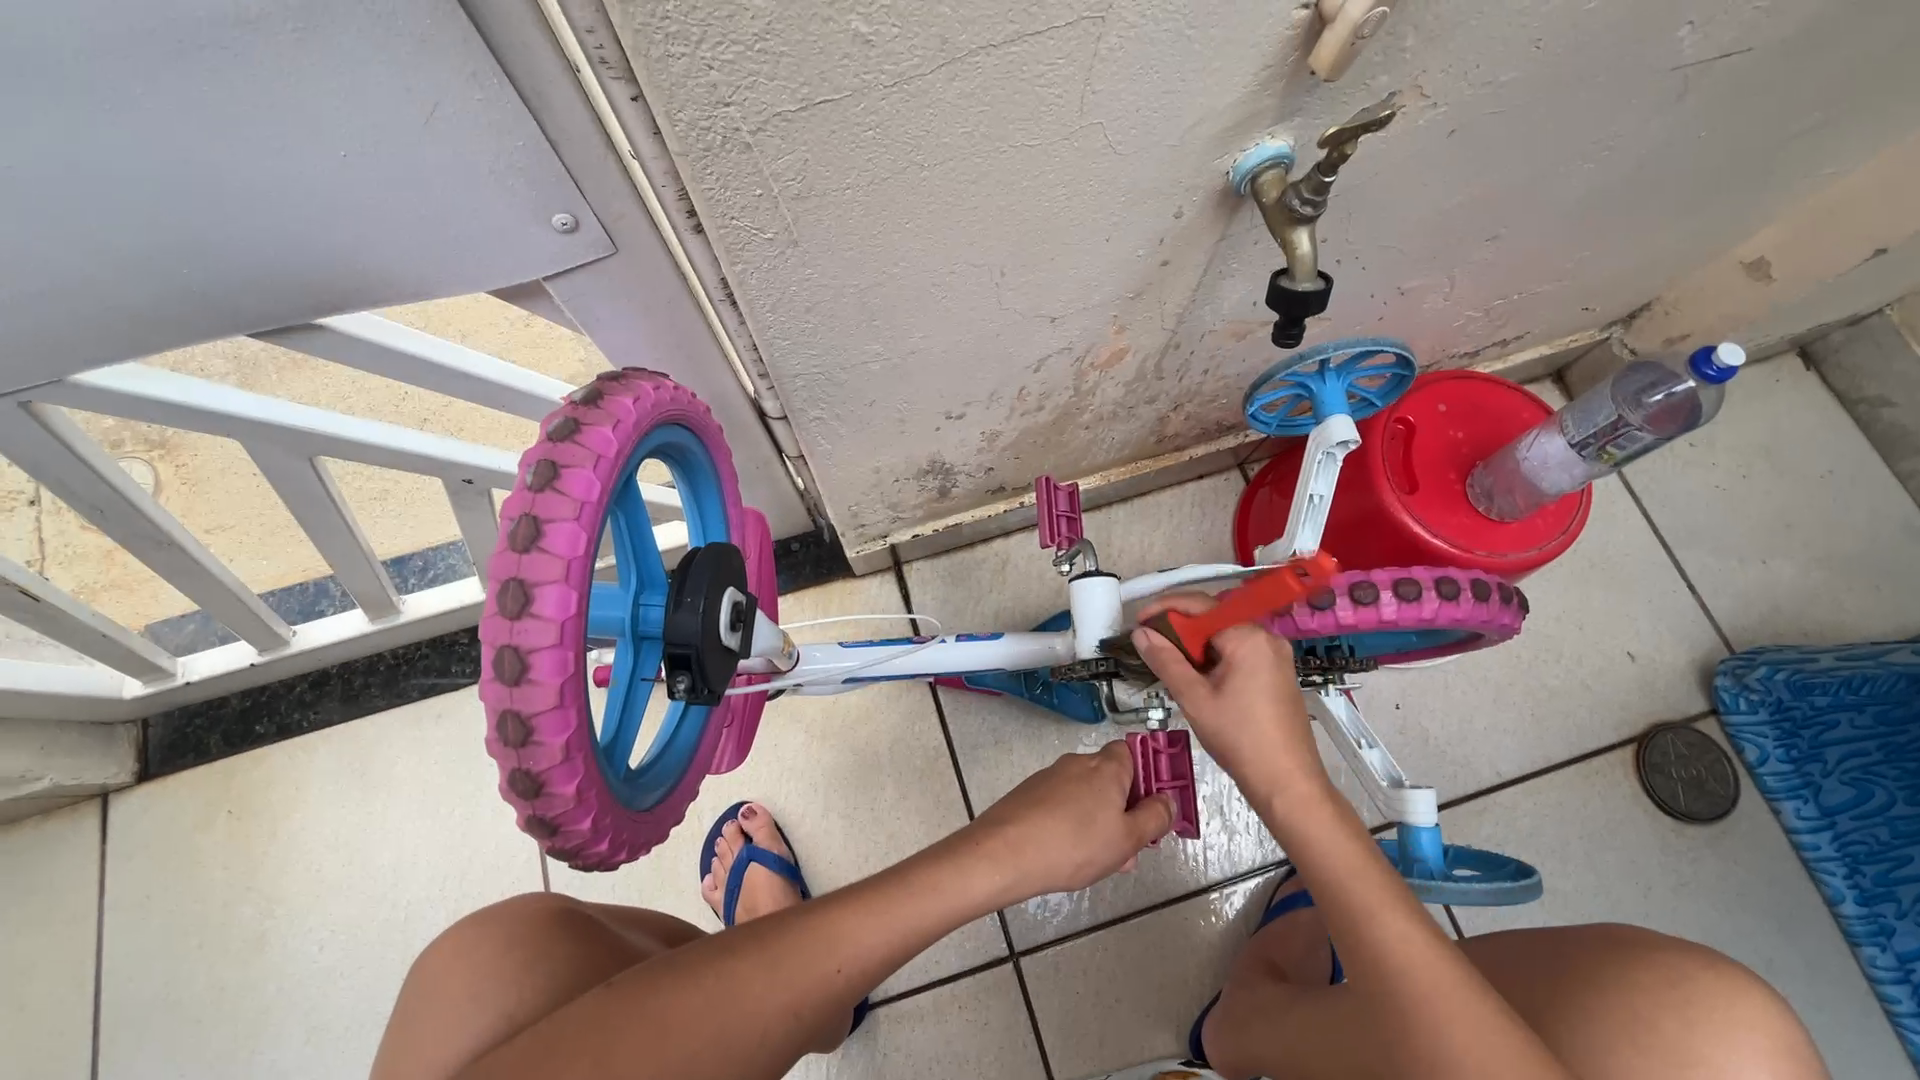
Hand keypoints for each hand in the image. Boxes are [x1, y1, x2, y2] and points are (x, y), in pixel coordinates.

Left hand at [967, 742, 1174, 899]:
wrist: (1004, 853)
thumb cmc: (1074, 845)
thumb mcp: (1127, 839)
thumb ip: (1154, 818)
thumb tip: (1168, 800)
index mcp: (1106, 766)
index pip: (1133, 752)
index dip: (1146, 778)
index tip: (1151, 810)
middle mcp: (1077, 763)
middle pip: (1110, 779)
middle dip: (1123, 812)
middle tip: (1127, 850)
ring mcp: (1049, 778)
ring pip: (1086, 797)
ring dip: (1099, 824)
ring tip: (1099, 862)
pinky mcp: (1029, 795)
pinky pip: (1062, 806)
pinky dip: (1071, 825)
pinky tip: (1068, 856)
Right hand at [1130, 592, 1330, 802]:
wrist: (1287, 781)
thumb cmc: (1239, 738)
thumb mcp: (1194, 698)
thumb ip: (1165, 660)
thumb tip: (1141, 633)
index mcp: (1248, 637)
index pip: (1200, 604)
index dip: (1165, 608)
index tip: (1139, 621)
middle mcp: (1267, 637)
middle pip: (1215, 617)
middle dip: (1180, 627)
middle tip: (1152, 643)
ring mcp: (1276, 655)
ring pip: (1226, 635)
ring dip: (1196, 644)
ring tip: (1170, 663)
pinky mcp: (1278, 672)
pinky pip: (1240, 651)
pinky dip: (1215, 656)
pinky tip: (1199, 678)